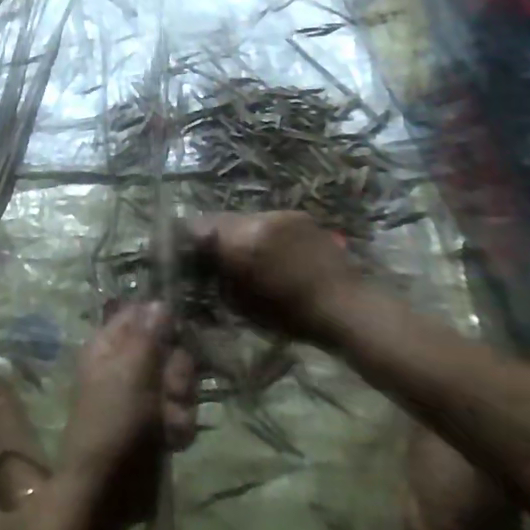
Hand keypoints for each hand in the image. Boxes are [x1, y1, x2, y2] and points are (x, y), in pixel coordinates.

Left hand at [57, 302, 195, 526]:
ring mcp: (143, 395)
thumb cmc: (112, 421)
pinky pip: (183, 411)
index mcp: (109, 345)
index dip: (163, 322)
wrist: (107, 491)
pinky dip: (179, 426)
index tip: (175, 336)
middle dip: (177, 372)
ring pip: (181, 382)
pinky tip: (171, 440)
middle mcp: (127, 364)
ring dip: (180, 403)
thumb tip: (160, 300)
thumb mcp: (130, 369)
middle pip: (170, 348)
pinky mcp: (158, 423)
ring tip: (167, 423)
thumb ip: (149, 333)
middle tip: (168, 390)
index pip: (141, 314)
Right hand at [184, 212, 362, 343]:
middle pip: (220, 219)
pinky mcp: (299, 216)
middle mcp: (257, 219)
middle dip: (214, 235)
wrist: (345, 306)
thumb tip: (202, 264)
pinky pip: (269, 221)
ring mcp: (280, 214)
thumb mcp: (240, 302)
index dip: (187, 238)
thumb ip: (218, 276)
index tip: (185, 251)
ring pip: (245, 218)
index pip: (198, 226)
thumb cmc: (289, 315)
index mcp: (240, 241)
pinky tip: (271, 252)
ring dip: (240, 233)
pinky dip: (263, 233)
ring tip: (245, 254)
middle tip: (212, 255)